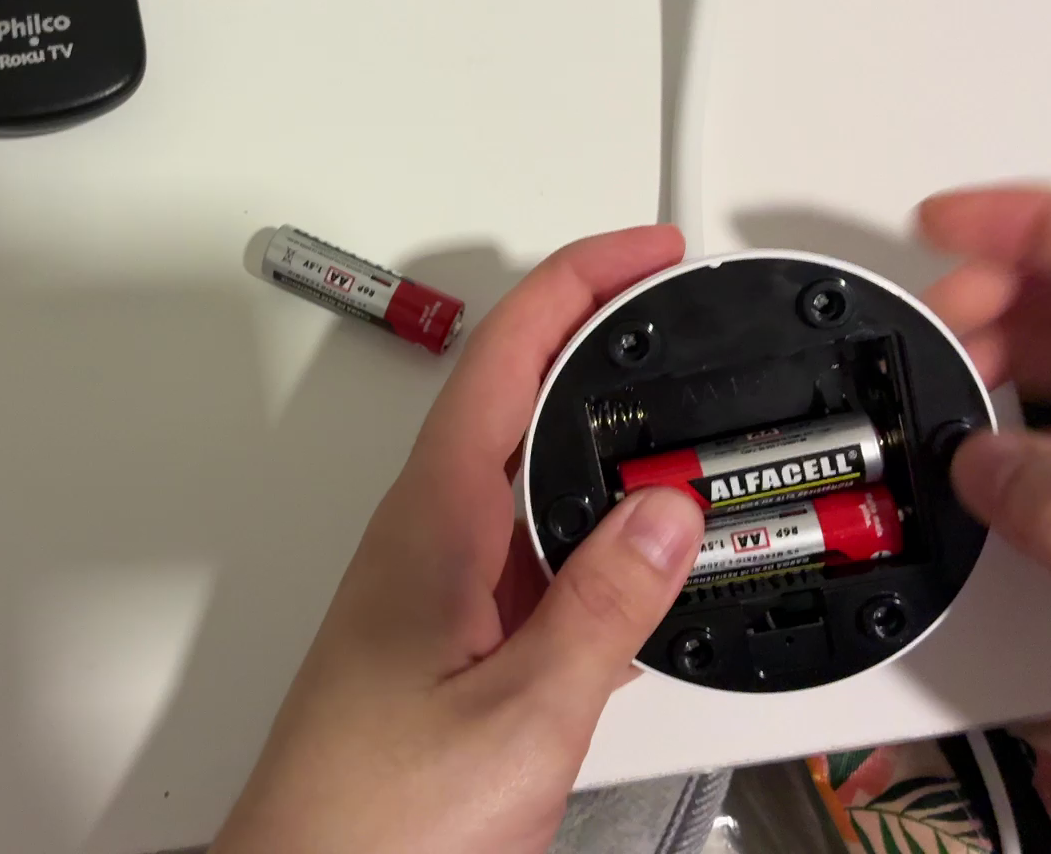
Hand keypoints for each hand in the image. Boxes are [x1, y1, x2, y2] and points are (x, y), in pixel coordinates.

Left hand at [212, 227, 703, 853]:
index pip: (507, 355)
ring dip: (590, 410)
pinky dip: (582, 492)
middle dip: (592, 326)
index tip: (645, 253)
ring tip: (670, 395)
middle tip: (670, 303)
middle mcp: (430, 518)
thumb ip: (600, 607)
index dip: (576, 285)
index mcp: (435, 512)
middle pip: (513, 382)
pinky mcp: (451, 599)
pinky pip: (525, 519)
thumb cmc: (380, 807)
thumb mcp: (521, 714)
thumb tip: (665, 511)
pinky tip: (628, 511)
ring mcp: (439, 557)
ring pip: (522, 449)